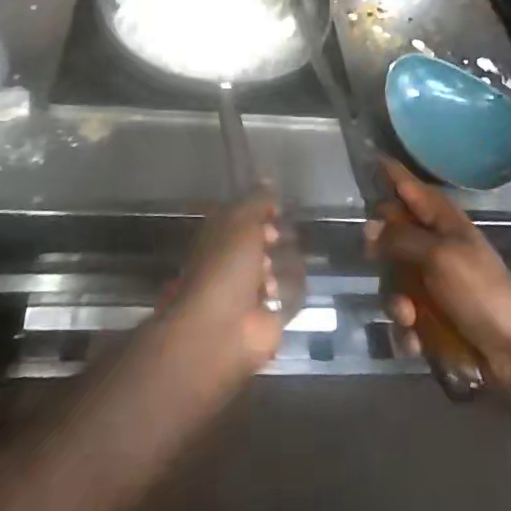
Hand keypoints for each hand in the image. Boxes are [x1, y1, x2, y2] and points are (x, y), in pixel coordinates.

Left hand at [160, 194, 287, 378]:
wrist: (221, 329)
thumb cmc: (225, 267)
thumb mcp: (240, 222)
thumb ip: (257, 201)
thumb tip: (267, 180)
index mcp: (220, 238)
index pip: (245, 218)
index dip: (261, 212)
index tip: (276, 211)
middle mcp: (234, 263)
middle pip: (264, 241)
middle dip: (273, 239)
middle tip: (275, 241)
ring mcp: (251, 291)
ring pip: (278, 267)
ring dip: (280, 267)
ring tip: (273, 274)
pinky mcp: (269, 316)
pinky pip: (290, 295)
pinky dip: (290, 292)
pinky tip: (283, 291)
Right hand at [365, 160, 510, 378]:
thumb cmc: (480, 292)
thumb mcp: (439, 256)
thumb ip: (401, 238)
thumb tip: (369, 226)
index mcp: (444, 223)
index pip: (412, 189)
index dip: (394, 175)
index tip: (372, 158)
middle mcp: (437, 247)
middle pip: (394, 236)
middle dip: (383, 254)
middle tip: (373, 259)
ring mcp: (435, 284)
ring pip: (394, 280)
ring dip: (396, 301)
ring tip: (407, 317)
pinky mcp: (434, 318)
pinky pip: (405, 316)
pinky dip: (408, 331)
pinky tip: (415, 341)